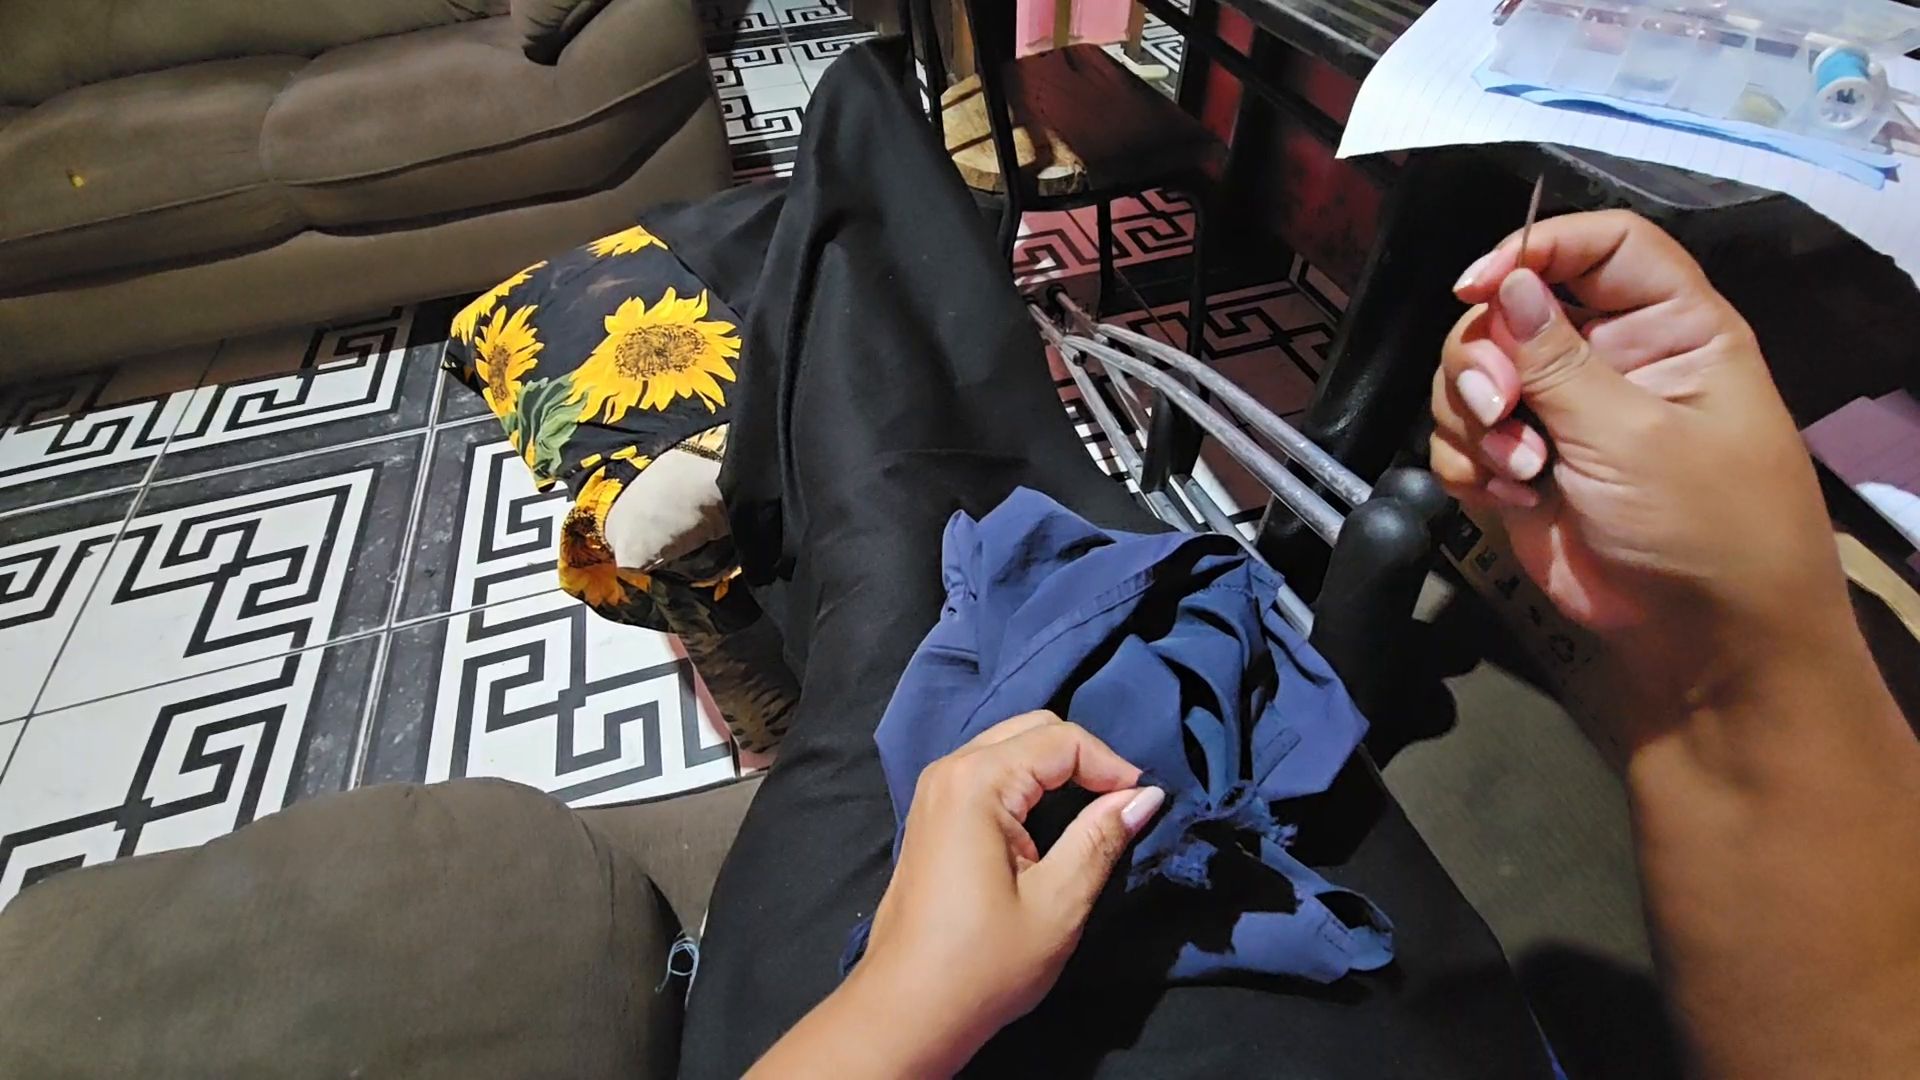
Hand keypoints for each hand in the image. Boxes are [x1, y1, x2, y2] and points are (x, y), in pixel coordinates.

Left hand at [787, 712, 1159, 1076]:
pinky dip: (1029, 779)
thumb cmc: (983, 962)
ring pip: (1011, 744)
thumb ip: (1101, 838)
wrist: (907, 1009)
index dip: (1111, 765)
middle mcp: (951, 767)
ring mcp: (937, 785)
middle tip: (1122, 803)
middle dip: (1084, 758)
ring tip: (1094, 808)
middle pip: (1033, 729)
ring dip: (1057, 767)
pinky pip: (991, 767)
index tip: (1145, 803)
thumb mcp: (1057, 904)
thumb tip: (1145, 796)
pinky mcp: (934, 807)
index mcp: (977, 780)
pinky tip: (1050, 815)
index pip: (1060, 740)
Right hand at [1430, 210, 1851, 705]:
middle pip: (1502, 319)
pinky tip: (1510, 495)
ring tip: (1518, 470)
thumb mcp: (1633, 433)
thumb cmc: (1702, 521)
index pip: (1597, 249)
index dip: (1531, 250)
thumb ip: (1558, 360)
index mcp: (1663, 330)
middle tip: (1498, 411)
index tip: (1470, 287)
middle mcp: (1598, 361)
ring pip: (1464, 381)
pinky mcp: (1508, 461)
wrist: (1687, 628)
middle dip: (1481, 365)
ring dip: (1473, 426)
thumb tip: (1505, 286)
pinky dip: (1466, 466)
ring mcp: (1548, 413)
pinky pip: (1453, 439)